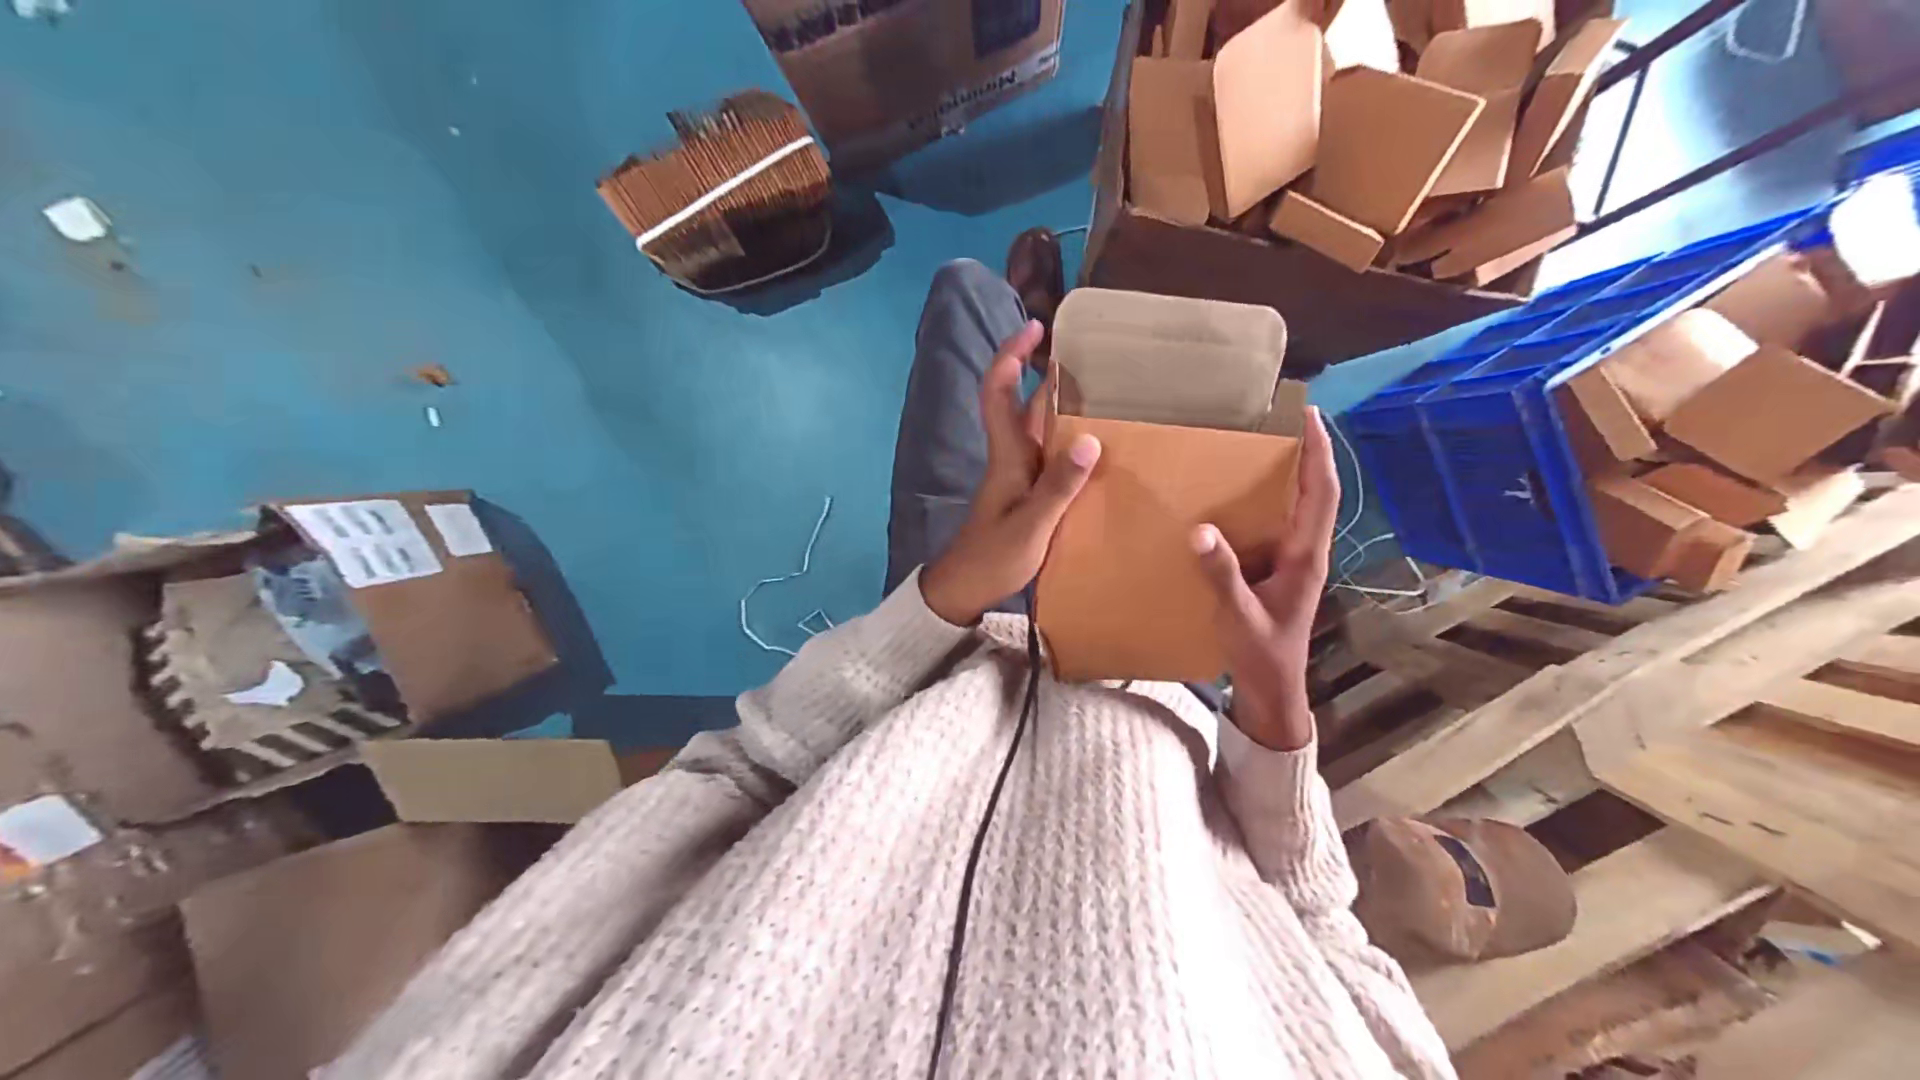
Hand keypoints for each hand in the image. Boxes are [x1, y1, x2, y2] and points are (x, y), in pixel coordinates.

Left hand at [921, 321, 1101, 625]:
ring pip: (1038, 430)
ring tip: (1103, 391)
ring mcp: (1019, 477)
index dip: (1010, 358)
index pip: (998, 395)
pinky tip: (1095, 445)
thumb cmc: (992, 558)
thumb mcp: (1031, 525)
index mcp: (1006, 458)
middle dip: (1045, 374)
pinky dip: (1068, 441)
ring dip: (1061, 407)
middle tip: (1087, 354)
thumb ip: (1059, 486)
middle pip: (1023, 405)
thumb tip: (1090, 439)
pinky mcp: (1027, 494)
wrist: (965, 590)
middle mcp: (1012, 459)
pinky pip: (1049, 456)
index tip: (1033, 329)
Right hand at [1191, 406, 1340, 750]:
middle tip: (1286, 423)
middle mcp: (1305, 551)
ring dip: (1293, 474)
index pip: (1319, 494)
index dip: (1319, 454)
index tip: (1311, 417)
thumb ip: (1222, 574)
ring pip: (1301, 507)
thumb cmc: (1261, 652)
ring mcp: (1294, 561)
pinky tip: (1242, 498)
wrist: (1273, 686)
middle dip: (1309, 454)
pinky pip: (1279, 524)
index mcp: (1305, 556)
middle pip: (1316, 492)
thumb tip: (1200, 530)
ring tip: (1264, 450)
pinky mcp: (1279, 570)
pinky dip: (1271, 501)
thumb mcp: (1238, 614)